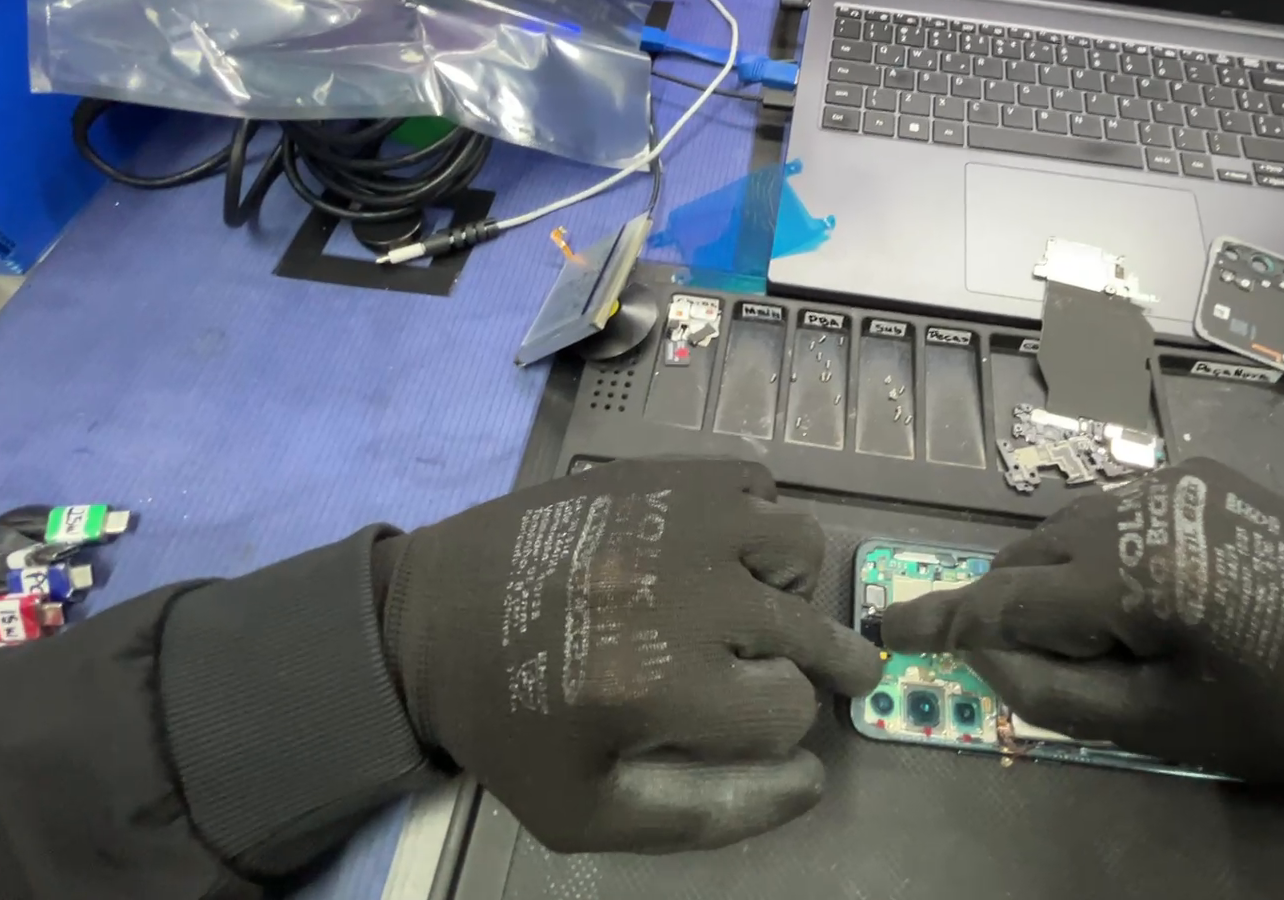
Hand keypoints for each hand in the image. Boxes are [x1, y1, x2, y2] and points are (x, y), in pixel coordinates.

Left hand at [375, 459, 879, 852]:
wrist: (438, 612)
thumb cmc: (513, 720)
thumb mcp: (590, 810)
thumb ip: (711, 812)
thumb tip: (812, 778)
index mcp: (668, 684)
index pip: (789, 709)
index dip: (777, 722)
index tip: (750, 717)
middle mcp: (692, 591)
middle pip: (813, 627)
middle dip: (835, 660)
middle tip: (845, 668)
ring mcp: (686, 517)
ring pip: (800, 543)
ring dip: (791, 583)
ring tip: (759, 599)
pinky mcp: (670, 471)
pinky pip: (757, 482)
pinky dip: (756, 515)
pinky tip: (723, 543)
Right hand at [881, 460, 1283, 890]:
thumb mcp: (1167, 730)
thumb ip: (1054, 693)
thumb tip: (982, 652)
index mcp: (1141, 577)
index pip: (1008, 600)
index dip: (939, 620)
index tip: (885, 632)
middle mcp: (1142, 507)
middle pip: (1028, 556)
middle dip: (1009, 605)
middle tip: (1025, 656)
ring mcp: (1172, 480)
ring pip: (1064, 530)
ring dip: (1054, 579)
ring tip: (1099, 632)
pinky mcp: (1198, 474)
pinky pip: (1110, 514)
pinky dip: (1096, 554)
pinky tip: (1141, 592)